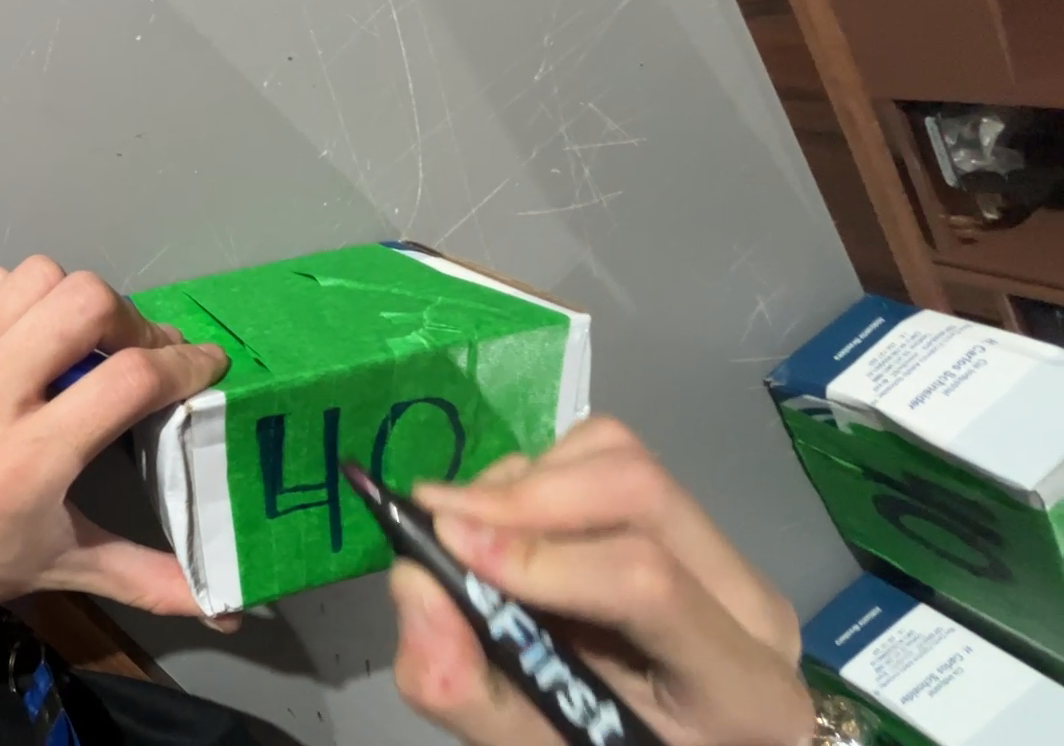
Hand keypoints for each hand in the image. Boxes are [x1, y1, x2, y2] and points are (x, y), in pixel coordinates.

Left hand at [0, 255, 229, 632]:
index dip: (184, 364)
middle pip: (84, 302)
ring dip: (77, 301)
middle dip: (130, 320)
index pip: (127, 380)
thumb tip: (229, 608)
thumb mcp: (59, 569)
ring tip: (85, 341)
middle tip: (138, 353)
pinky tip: (31, 334)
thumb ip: (148, 577)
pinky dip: (27, 296)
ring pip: (40, 278)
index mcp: (27, 461)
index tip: (205, 364)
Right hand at [390, 417, 813, 744]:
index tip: (444, 539)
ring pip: (614, 455)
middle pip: (636, 490)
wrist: (634, 730)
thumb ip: (460, 682)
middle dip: (518, 494)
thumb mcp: (519, 742)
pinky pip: (598, 447)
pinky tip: (510, 520)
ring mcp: (719, 549)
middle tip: (438, 513)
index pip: (647, 585)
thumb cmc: (583, 741)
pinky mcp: (677, 509)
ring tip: (472, 527)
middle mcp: (749, 604)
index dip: (536, 554)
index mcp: (737, 690)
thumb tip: (414, 578)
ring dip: (518, 481)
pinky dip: (532, 468)